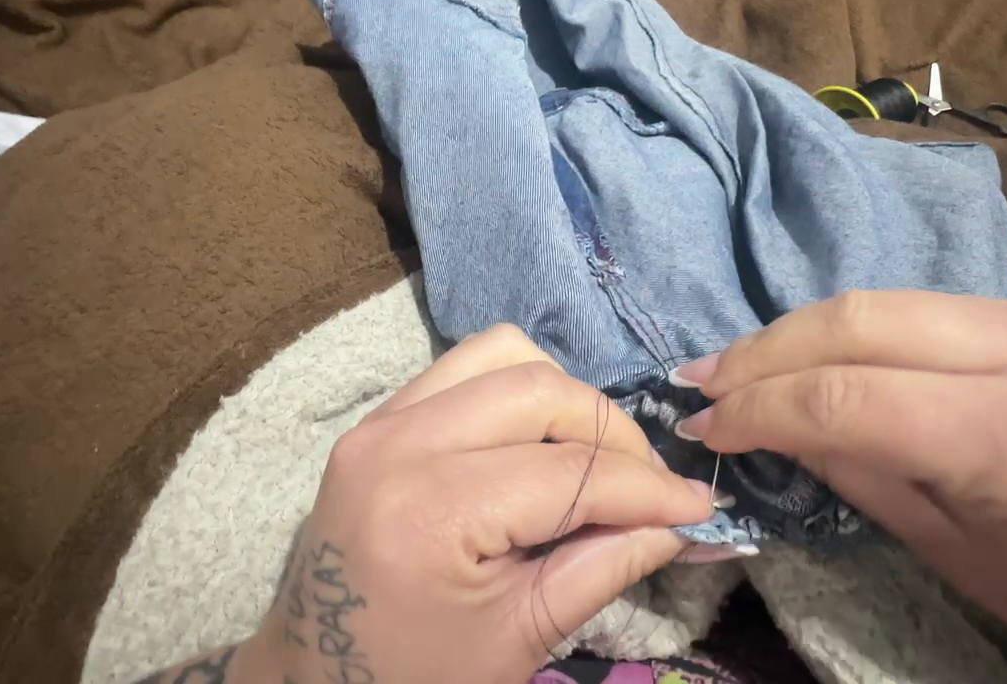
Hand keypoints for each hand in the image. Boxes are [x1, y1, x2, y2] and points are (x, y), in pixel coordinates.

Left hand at [229, 325, 720, 683]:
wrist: (309, 677)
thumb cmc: (414, 678)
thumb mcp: (520, 638)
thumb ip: (604, 565)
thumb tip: (680, 518)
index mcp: (431, 512)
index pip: (567, 473)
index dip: (644, 486)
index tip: (697, 502)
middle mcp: (401, 441)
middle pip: (540, 391)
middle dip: (610, 432)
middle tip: (647, 482)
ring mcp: (383, 417)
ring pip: (505, 355)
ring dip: (564, 396)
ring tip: (591, 454)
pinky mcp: (381, 412)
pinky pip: (467, 364)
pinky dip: (518, 386)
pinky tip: (536, 436)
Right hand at [670, 290, 1006, 680]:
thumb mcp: (950, 550)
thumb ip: (852, 468)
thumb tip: (764, 420)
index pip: (856, 399)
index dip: (761, 406)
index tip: (703, 422)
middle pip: (862, 323)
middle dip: (766, 351)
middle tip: (703, 380)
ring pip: (882, 300)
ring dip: (797, 332)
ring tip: (738, 364)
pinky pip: (917, 307)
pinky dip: (848, 330)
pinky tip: (808, 351)